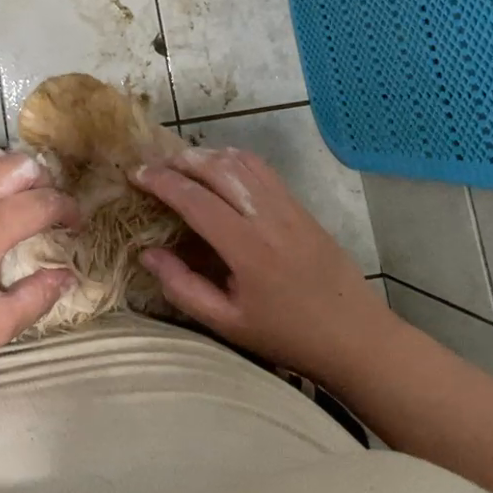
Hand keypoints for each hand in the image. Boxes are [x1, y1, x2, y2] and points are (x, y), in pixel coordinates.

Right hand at [132, 148, 394, 380]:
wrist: (357, 337)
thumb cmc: (288, 336)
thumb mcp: (228, 325)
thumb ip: (184, 288)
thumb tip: (148, 254)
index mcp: (247, 249)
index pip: (195, 199)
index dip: (161, 182)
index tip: (135, 175)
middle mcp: (268, 218)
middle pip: (217, 169)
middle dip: (179, 161)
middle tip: (152, 165)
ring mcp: (289, 207)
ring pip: (241, 161)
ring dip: (206, 155)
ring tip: (180, 164)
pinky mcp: (301, 206)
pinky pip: (262, 169)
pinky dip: (233, 159)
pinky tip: (219, 169)